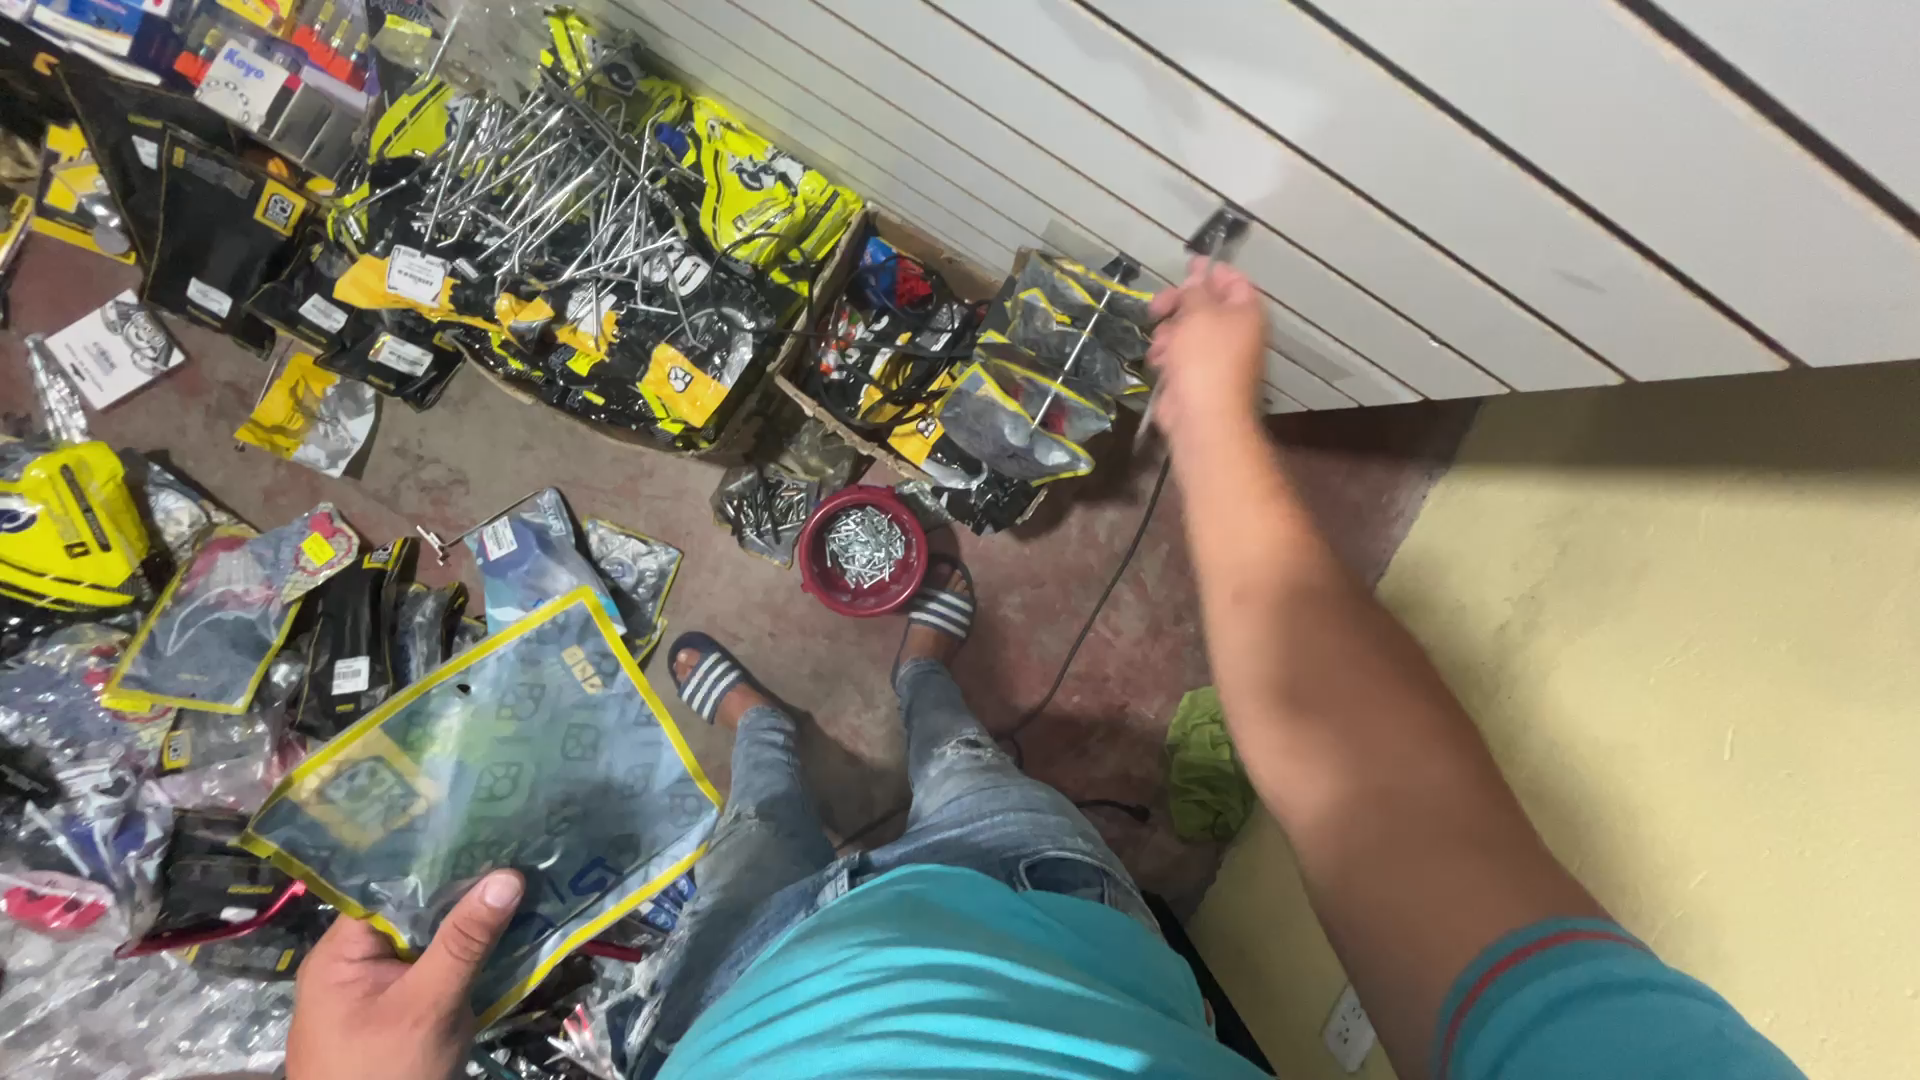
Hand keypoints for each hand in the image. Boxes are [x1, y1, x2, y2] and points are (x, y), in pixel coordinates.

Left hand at [287, 870, 523, 1079]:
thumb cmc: (384, 1076)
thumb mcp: (427, 1006)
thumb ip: (465, 940)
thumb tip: (508, 874)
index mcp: (343, 953)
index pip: (393, 885)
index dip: (443, 857)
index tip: (494, 830)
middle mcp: (361, 958)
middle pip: (419, 905)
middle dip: (471, 882)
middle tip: (525, 847)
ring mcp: (389, 981)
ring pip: (439, 930)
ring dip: (481, 912)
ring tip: (533, 874)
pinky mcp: (414, 999)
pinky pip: (448, 956)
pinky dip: (481, 941)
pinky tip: (521, 920)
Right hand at [1147, 257, 1268, 446]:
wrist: (1202, 417)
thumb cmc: (1205, 359)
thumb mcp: (1198, 313)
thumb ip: (1196, 290)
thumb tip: (1198, 276)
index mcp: (1246, 313)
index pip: (1233, 280)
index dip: (1210, 271)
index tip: (1187, 264)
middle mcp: (1236, 334)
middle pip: (1205, 307)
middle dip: (1178, 305)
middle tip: (1156, 307)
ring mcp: (1216, 358)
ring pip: (1187, 333)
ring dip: (1168, 334)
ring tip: (1160, 346)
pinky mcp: (1196, 378)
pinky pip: (1180, 357)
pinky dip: (1167, 357)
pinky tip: (1158, 364)